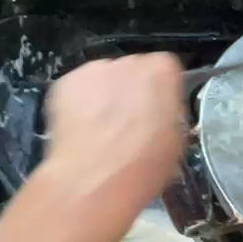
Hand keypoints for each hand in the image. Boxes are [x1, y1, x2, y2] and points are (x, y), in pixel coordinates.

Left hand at [23, 53, 186, 241]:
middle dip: (129, 92)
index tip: (155, 111)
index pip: (164, 70)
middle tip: (127, 124)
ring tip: (101, 131)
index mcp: (163, 70)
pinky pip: (77, 90)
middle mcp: (129, 62)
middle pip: (132, 71)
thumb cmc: (142, 164)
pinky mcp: (65, 83)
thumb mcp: (176, 139)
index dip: (159, 94)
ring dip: (103, 98)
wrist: (95, 179)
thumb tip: (160, 115)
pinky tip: (83, 131)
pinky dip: (78, 105)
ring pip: (102, 80)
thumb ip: (169, 113)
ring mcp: (94, 70)